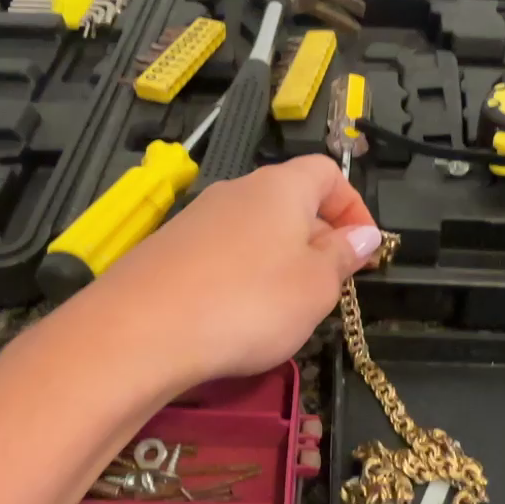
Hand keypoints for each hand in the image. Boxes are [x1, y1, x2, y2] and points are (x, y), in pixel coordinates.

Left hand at [78, 155, 380, 385]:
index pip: (328, 173)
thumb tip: (362, 234)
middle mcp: (236, 191)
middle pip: (290, 202)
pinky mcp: (167, 251)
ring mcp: (196, 219)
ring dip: (279, 263)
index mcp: (280, 187)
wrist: (139, 330)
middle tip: (328, 287)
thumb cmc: (249, 303)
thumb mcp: (316, 286)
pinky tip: (235, 317)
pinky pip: (220, 256)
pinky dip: (240, 278)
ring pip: (255, 232)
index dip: (354, 207)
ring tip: (282, 310)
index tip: (364, 251)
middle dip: (317, 240)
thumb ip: (343, 257)